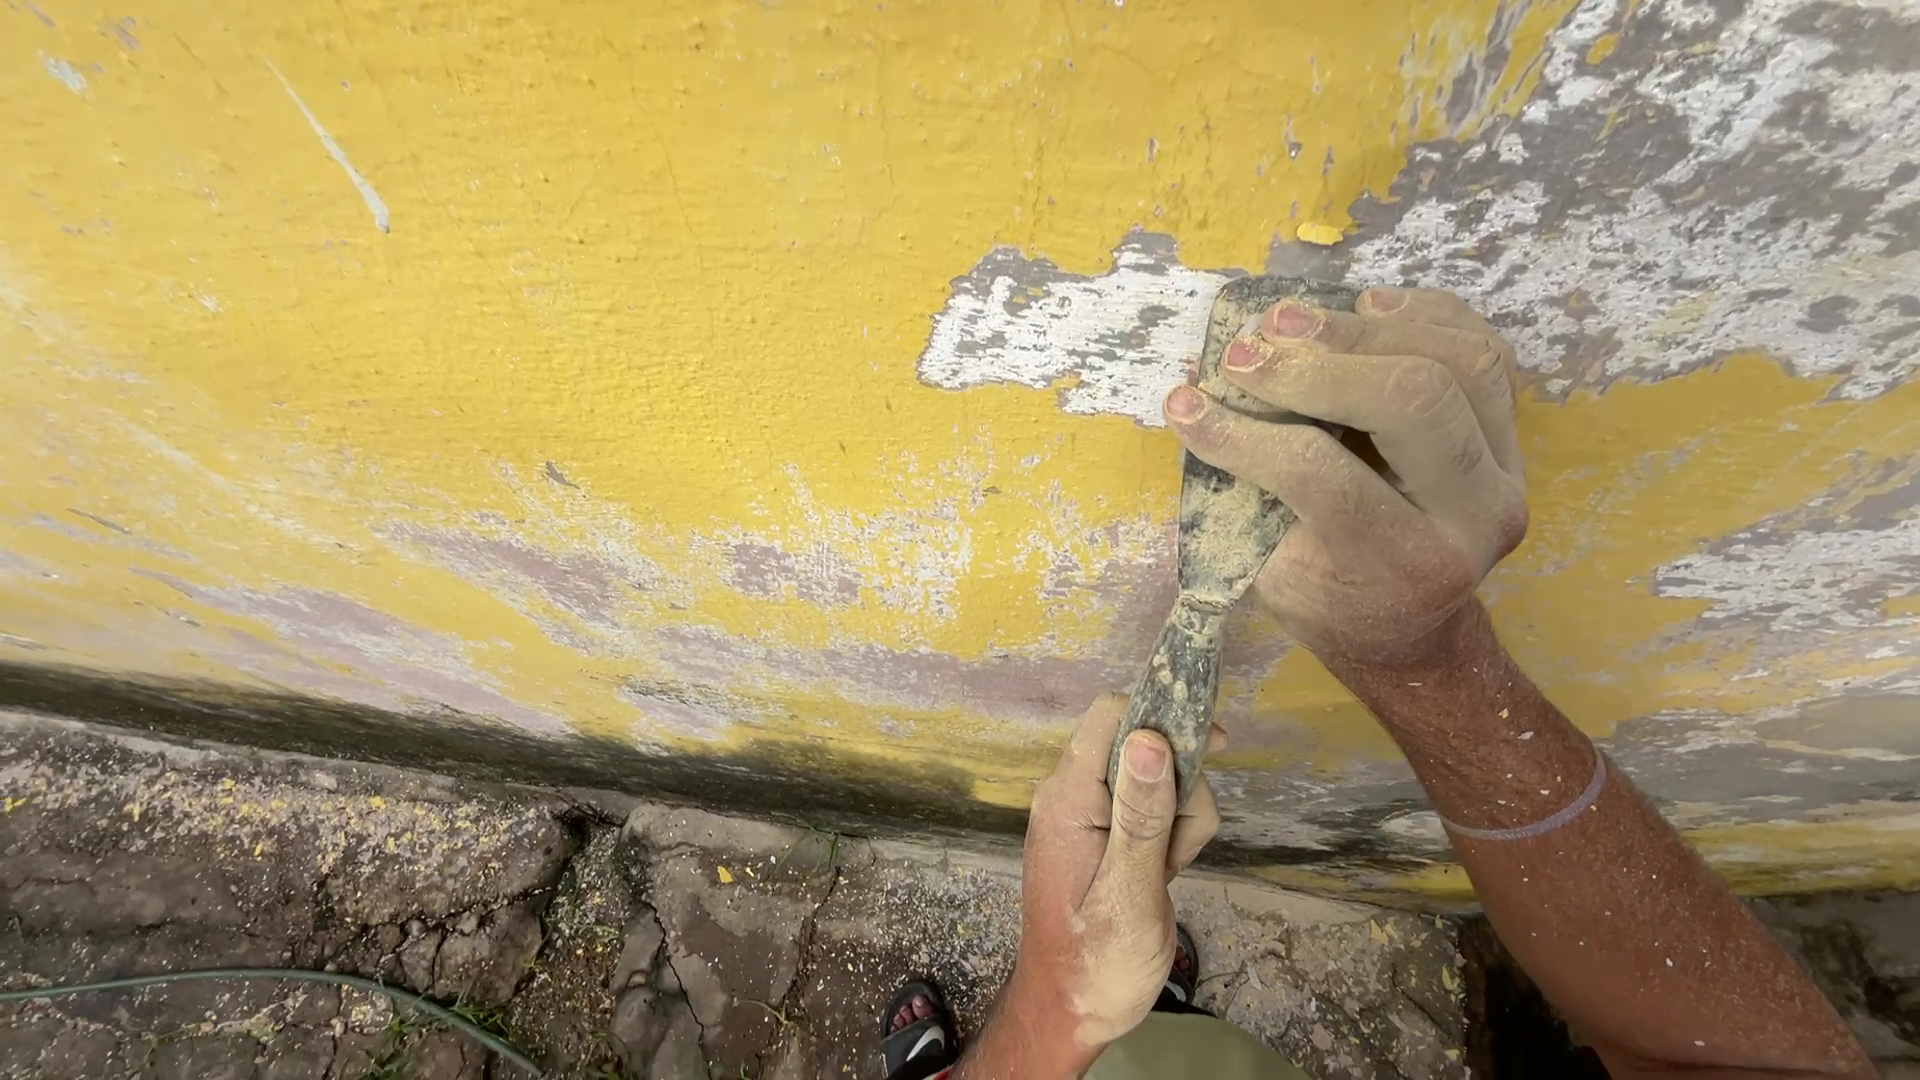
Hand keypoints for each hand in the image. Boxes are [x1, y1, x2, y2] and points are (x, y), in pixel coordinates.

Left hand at [1001, 695, 1220, 1060]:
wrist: (1072, 1008)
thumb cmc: (1097, 962)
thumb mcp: (1128, 892)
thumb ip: (1140, 814)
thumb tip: (1149, 737)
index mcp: (1067, 795)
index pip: (1110, 715)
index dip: (1160, 716)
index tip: (1210, 741)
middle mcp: (1073, 790)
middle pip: (1145, 746)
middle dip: (1178, 789)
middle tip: (1175, 849)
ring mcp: (1089, 810)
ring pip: (1159, 778)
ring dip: (1179, 819)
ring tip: (1165, 872)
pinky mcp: (1107, 829)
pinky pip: (1153, 807)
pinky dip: (1172, 834)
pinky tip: (1164, 872)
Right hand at [1163, 287, 1527, 670]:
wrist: (1406, 630)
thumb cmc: (1323, 604)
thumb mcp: (1267, 572)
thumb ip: (1239, 493)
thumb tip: (1192, 399)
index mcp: (1399, 563)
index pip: (1319, 476)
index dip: (1242, 434)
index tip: (1184, 406)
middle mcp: (1473, 517)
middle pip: (1412, 399)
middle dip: (1314, 365)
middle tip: (1242, 353)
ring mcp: (1508, 472)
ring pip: (1459, 360)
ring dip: (1362, 328)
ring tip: (1288, 321)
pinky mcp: (1516, 440)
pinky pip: (1484, 349)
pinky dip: (1420, 314)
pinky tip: (1361, 306)